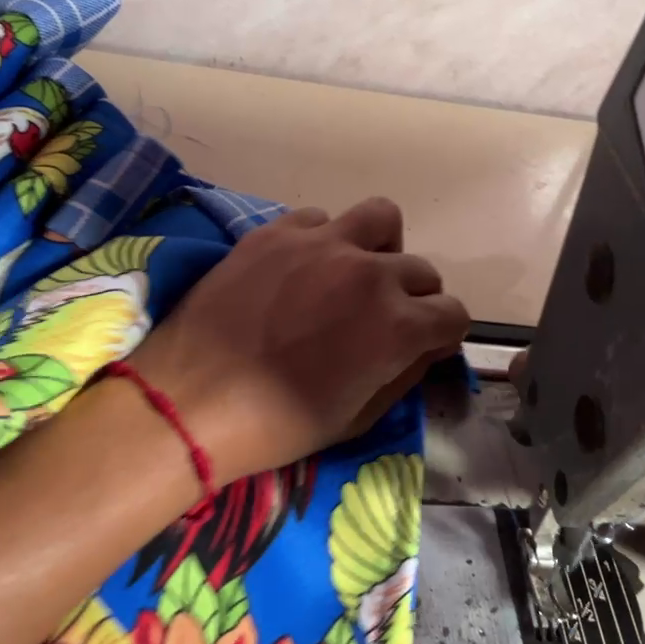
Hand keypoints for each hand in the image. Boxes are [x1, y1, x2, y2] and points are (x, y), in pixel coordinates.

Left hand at [123, 197, 469, 483]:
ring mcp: (322, 243)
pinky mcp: (277, 232)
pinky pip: (319, 218)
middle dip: (415, 297)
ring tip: (353, 274)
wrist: (191, 401)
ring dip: (379, 247)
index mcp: (398, 325)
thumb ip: (404, 373)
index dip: (442, 335)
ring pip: (380, 218)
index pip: (453, 314)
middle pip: (422, 269)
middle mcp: (370, 272)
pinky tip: (301, 268)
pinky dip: (323, 240)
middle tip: (384, 319)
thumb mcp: (358, 417)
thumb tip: (427, 347)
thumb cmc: (279, 425)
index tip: (423, 346)